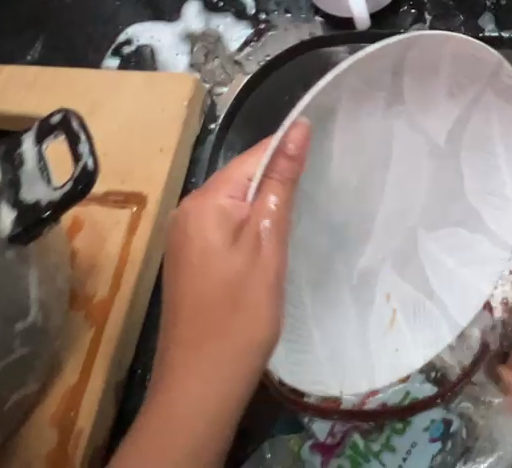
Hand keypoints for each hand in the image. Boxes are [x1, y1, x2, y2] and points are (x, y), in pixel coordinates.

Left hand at [153, 121, 310, 394]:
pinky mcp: (189, 258)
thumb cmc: (241, 312)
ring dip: (265, 205)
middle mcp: (187, 209)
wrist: (201, 385)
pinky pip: (225, 224)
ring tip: (301, 215)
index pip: (255, 155)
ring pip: (235, 202)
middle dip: (278, 180)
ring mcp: (184, 236)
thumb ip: (281, 181)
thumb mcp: (269, 241)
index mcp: (205, 200)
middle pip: (242, 176)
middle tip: (320, 190)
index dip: (290, 151)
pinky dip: (250, 227)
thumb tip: (298, 127)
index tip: (326, 152)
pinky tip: (270, 244)